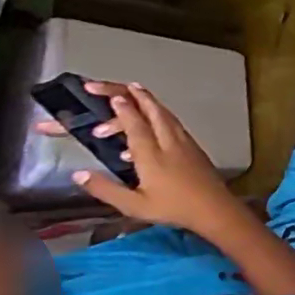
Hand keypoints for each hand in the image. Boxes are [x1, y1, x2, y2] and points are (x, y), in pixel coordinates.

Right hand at [36, 81, 241, 234]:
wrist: (215, 208)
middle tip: (112, 86)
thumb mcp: (132, 204)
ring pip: (167, 117)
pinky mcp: (194, 148)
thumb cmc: (173, 207)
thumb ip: (104, 188)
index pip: (137, 126)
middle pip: (155, 113)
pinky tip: (150, 119)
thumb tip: (78, 173)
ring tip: (132, 93)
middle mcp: (172, 144)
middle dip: (135, 96)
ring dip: (149, 103)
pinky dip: (160, 116)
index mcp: (154, 156)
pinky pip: (174, 125)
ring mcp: (186, 144)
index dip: (124, 110)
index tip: (112, 96)